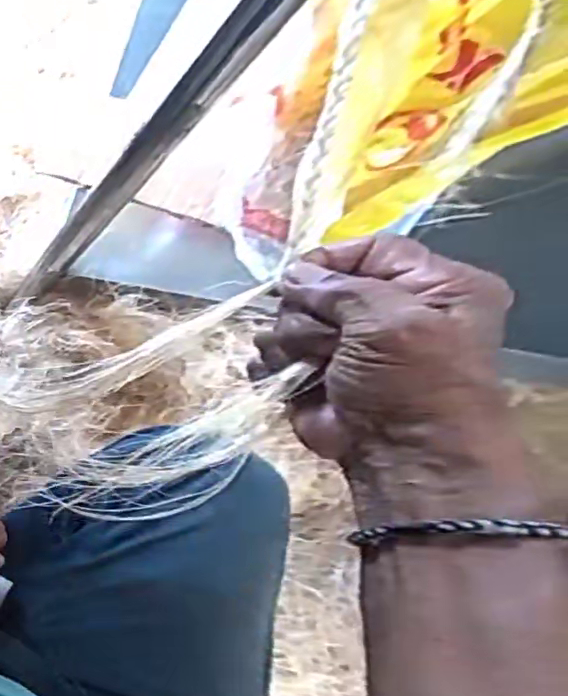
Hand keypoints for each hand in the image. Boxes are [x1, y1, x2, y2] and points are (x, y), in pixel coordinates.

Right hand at [251, 235, 513, 464]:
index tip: (298, 280)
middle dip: (306, 316)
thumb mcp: (393, 322)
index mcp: (429, 286)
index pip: (369, 249)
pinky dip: (271, 367)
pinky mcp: (305, 370)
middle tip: (329, 343)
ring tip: (315, 367)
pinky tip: (290, 379)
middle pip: (313, 289)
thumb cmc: (413, 381)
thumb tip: (291, 272)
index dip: (328, 261)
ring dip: (289, 345)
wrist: (398, 446)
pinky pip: (266, 355)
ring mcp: (340, 342)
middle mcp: (383, 310)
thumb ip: (342, 289)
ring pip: (282, 324)